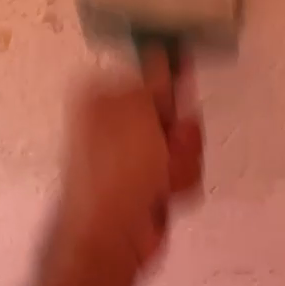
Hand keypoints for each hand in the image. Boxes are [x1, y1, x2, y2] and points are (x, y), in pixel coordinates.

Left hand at [53, 52, 203, 269]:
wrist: (113, 235)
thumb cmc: (116, 172)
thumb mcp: (137, 107)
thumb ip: (155, 77)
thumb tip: (162, 50)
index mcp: (100, 95)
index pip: (150, 72)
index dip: (170, 82)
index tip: (183, 88)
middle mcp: (115, 124)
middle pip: (173, 110)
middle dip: (180, 131)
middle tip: (169, 144)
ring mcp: (134, 157)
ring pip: (184, 143)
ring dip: (182, 161)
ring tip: (163, 178)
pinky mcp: (151, 184)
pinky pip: (183, 171)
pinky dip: (180, 183)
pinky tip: (164, 195)